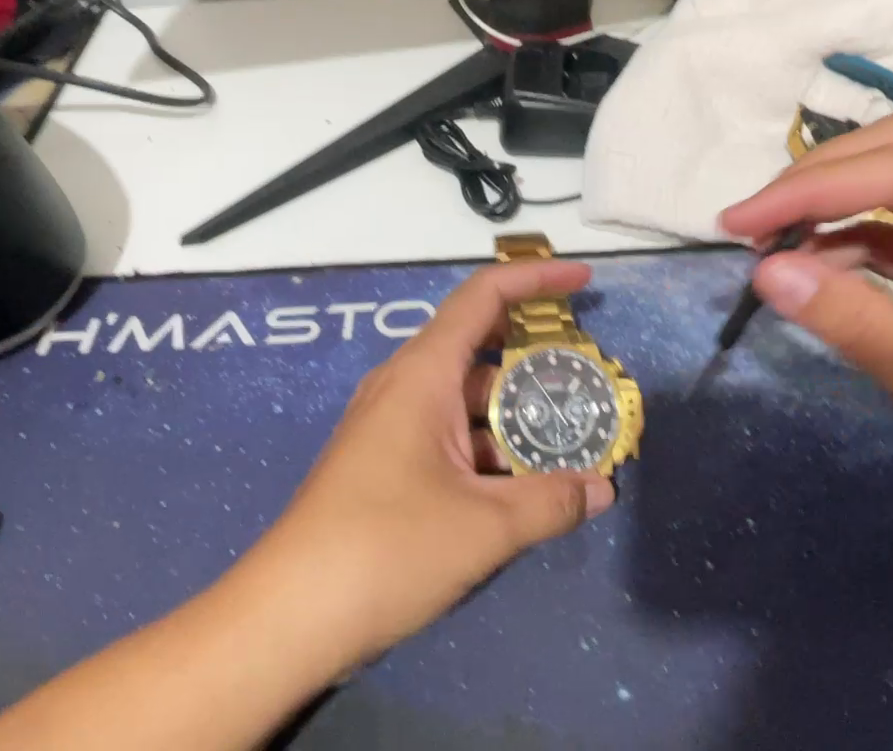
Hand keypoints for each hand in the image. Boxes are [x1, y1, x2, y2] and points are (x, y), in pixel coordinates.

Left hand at [242, 259, 615, 665]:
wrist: (290, 614)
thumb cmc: (386, 549)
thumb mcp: (483, 526)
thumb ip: (551, 501)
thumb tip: (602, 489)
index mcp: (422, 374)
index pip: (482, 297)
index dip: (535, 279)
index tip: (582, 279)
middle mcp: (404, 387)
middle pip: (480, 350)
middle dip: (537, 359)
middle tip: (591, 379)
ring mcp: (392, 427)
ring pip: (468, 401)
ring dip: (517, 414)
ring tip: (573, 438)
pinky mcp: (387, 465)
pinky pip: (450, 437)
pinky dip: (490, 449)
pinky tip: (526, 484)